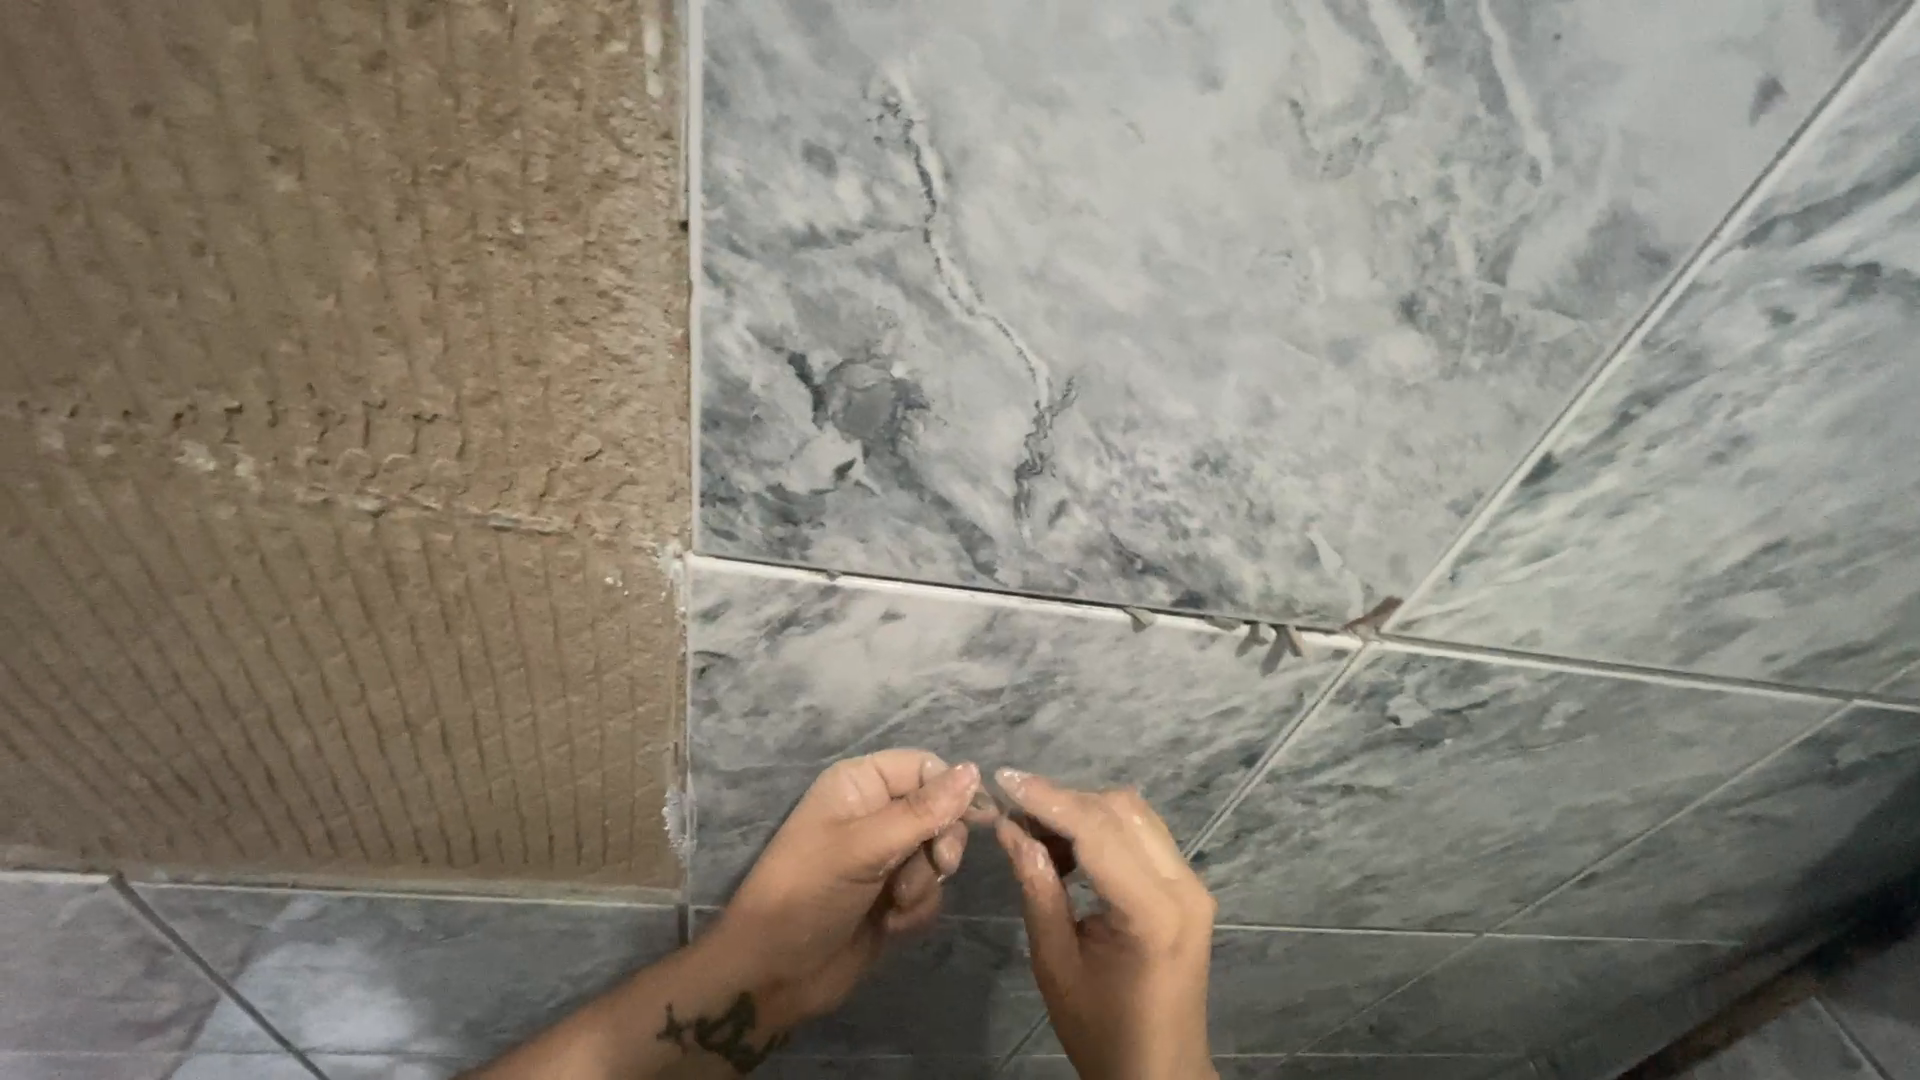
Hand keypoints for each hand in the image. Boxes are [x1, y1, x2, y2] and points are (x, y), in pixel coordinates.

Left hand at [711, 750, 981, 1026]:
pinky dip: (917, 908)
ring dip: (925, 882)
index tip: (977, 819)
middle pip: (940, 810)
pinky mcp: (892, 895)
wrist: (774, 974)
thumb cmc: (809, 893)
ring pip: (938, 854)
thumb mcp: (865, 848)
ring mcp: (884, 856)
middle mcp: (875, 812)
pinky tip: (891, 924)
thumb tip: (974, 770)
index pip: (924, 767)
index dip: (952, 790)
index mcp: (860, 784)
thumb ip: (923, 812)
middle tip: (940, 865)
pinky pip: (930, 890)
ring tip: (896, 903)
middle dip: (941, 843)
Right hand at [994, 769, 1217, 1079]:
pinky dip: (1102, 826)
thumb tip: (1011, 828)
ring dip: (1083, 810)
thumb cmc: (1103, 1030)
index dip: (1048, 798)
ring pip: (1134, 813)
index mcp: (1153, 913)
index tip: (1004, 779)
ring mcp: (1192, 884)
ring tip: (1037, 833)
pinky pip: (1143, 833)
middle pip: (1120, 810)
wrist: (1161, 1073)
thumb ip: (1037, 889)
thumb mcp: (1055, 964)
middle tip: (1015, 814)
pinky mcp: (1188, 886)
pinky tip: (1069, 849)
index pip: (1097, 831)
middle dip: (1063, 801)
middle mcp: (1184, 886)